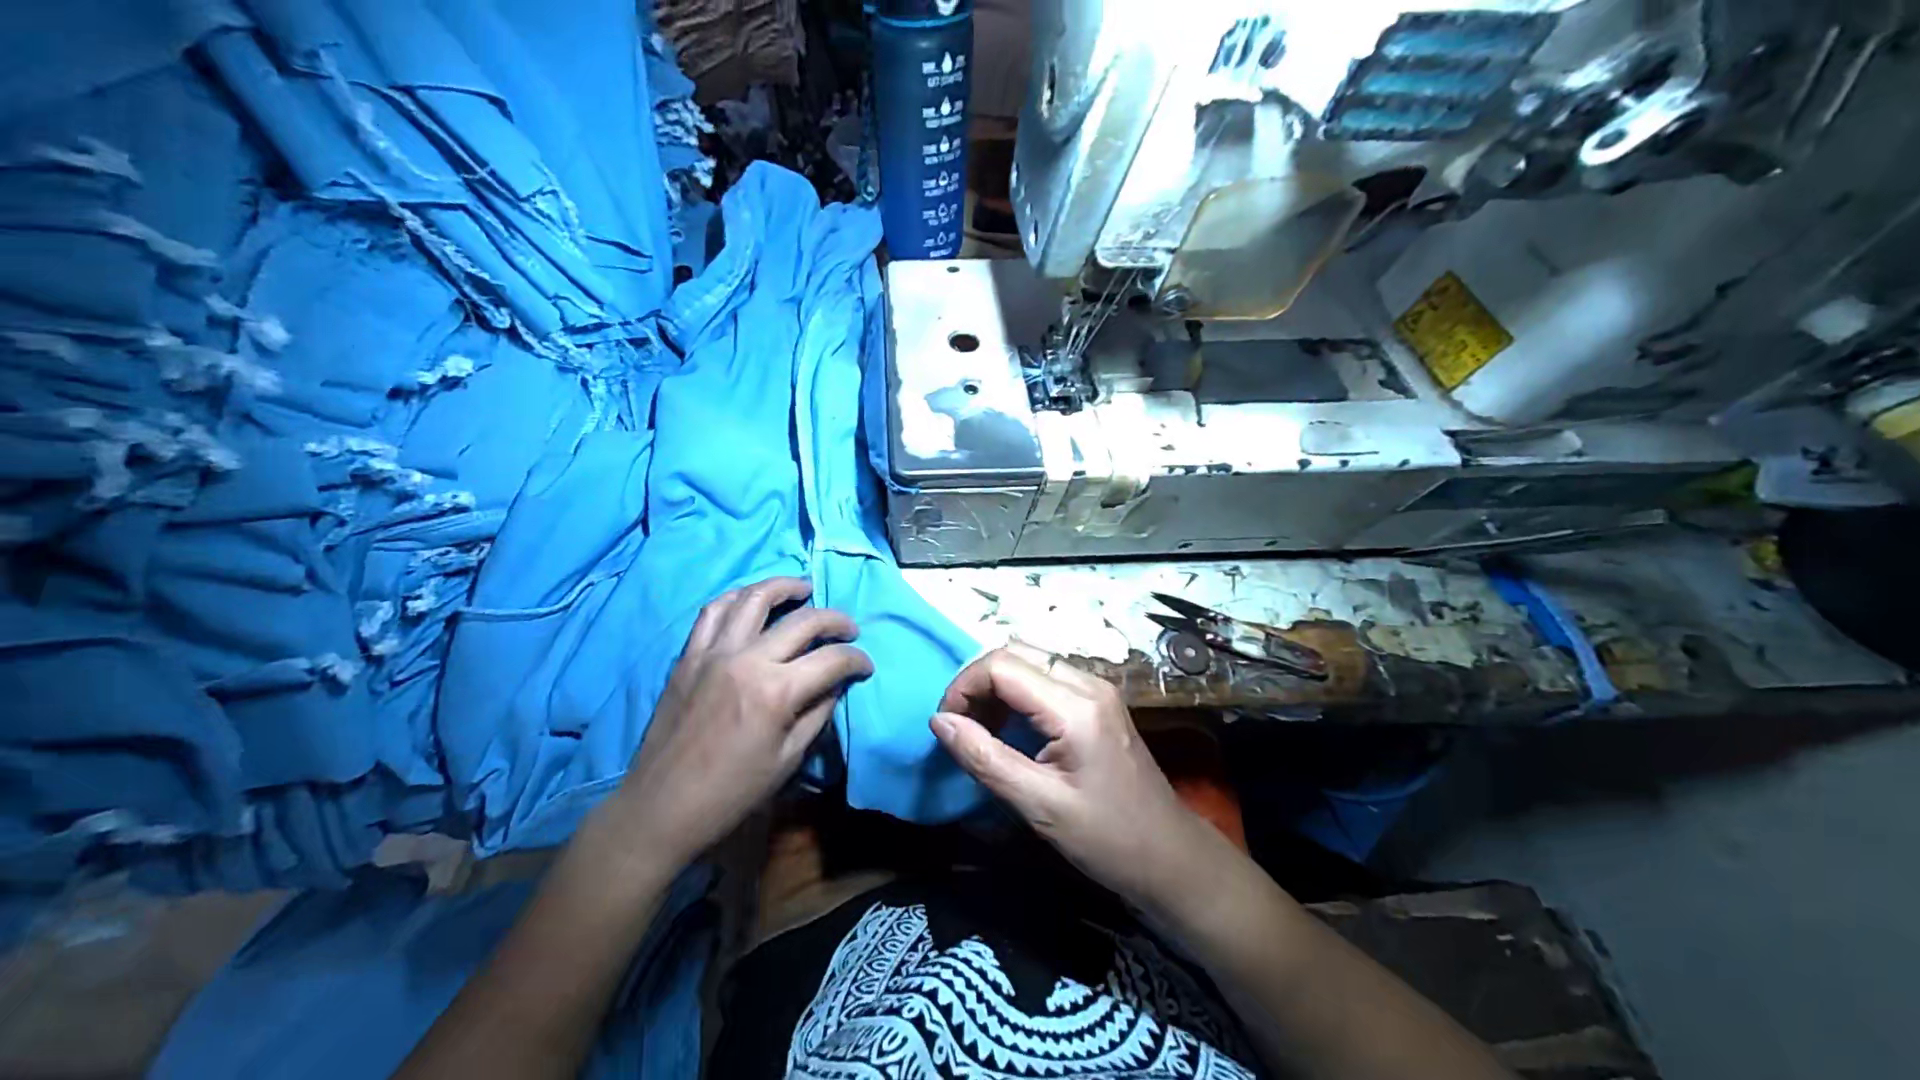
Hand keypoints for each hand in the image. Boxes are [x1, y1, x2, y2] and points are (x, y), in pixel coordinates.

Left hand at [607, 577, 871, 866]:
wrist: (662, 806)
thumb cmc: (731, 792)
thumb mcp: (788, 759)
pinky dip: (738, 598)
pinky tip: (752, 600)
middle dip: (835, 620)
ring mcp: (713, 653)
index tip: (866, 665)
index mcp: (776, 692)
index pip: (831, 659)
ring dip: (785, 587)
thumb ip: (817, 712)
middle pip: (802, 620)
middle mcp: (747, 660)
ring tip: (804, 588)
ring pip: (754, 598)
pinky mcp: (688, 655)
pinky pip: (713, 611)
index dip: (856, 659)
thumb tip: (835, 683)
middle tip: (848, 628)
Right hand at [929, 648, 1228, 910]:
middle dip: (978, 683)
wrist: (1170, 856)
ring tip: (980, 730)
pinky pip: (1046, 678)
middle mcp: (1089, 683)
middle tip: (961, 727)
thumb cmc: (1106, 839)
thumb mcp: (1038, 805)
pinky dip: (1017, 693)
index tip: (947, 726)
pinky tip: (1009, 729)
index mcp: (1076, 707)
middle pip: (1015, 653)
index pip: (1002, 666)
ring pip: (1030, 661)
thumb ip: (985, 758)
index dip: (964, 688)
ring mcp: (1098, 689)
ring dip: (996, 687)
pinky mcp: (1099, 701)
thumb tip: (939, 721)